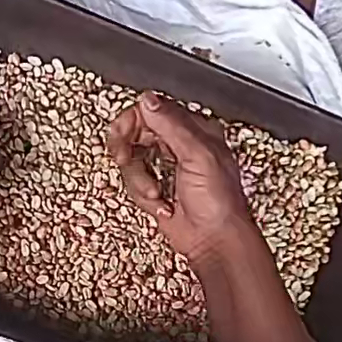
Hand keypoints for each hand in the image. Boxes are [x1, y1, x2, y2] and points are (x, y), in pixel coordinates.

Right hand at [106, 92, 261, 267]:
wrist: (214, 241)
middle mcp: (178, 146)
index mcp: (194, 130)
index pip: (154, 111)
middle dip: (128, 149)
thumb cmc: (218, 202)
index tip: (123, 132)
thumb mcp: (197, 155)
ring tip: (155, 193)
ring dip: (139, 180)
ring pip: (131, 160)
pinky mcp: (156, 190)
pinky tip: (161, 205)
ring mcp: (165, 169)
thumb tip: (148, 100)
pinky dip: (142, 196)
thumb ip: (172, 124)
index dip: (134, 120)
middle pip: (137, 133)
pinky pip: (133, 184)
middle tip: (123, 157)